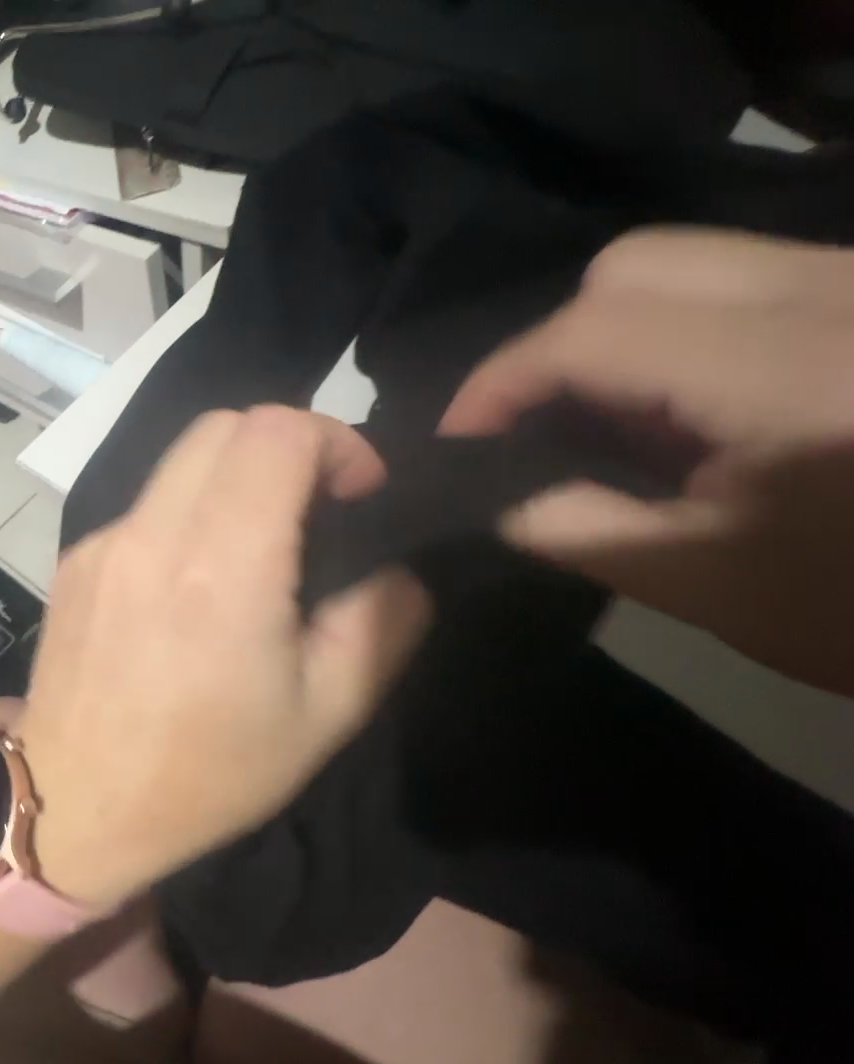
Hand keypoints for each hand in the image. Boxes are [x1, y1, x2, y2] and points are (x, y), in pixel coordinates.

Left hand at [18, 406, 431, 908]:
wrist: (78, 799)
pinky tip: (189, 582)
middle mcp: (149, 535)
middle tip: (313, 513)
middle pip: (220, 426)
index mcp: (220, 567)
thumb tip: (391, 560)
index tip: (355, 497)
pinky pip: (141, 507)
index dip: (333, 442)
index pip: (275, 431)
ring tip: (254, 548)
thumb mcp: (327, 712)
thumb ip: (381, 618)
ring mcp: (100, 543)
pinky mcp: (72, 560)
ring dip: (229, 480)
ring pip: (176, 462)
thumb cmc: (207, 772)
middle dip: (282, 448)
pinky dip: (182, 515)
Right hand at [440, 227, 853, 694]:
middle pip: (632, 267)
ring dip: (611, 339)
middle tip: (533, 427)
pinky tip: (684, 415)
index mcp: (790, 373)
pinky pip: (744, 288)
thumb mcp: (703, 583)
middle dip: (551, 345)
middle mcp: (836, 299)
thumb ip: (566, 526)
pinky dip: (676, 339)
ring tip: (610, 426)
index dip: (494, 386)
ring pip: (687, 268)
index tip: (459, 449)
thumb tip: (478, 494)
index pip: (587, 332)